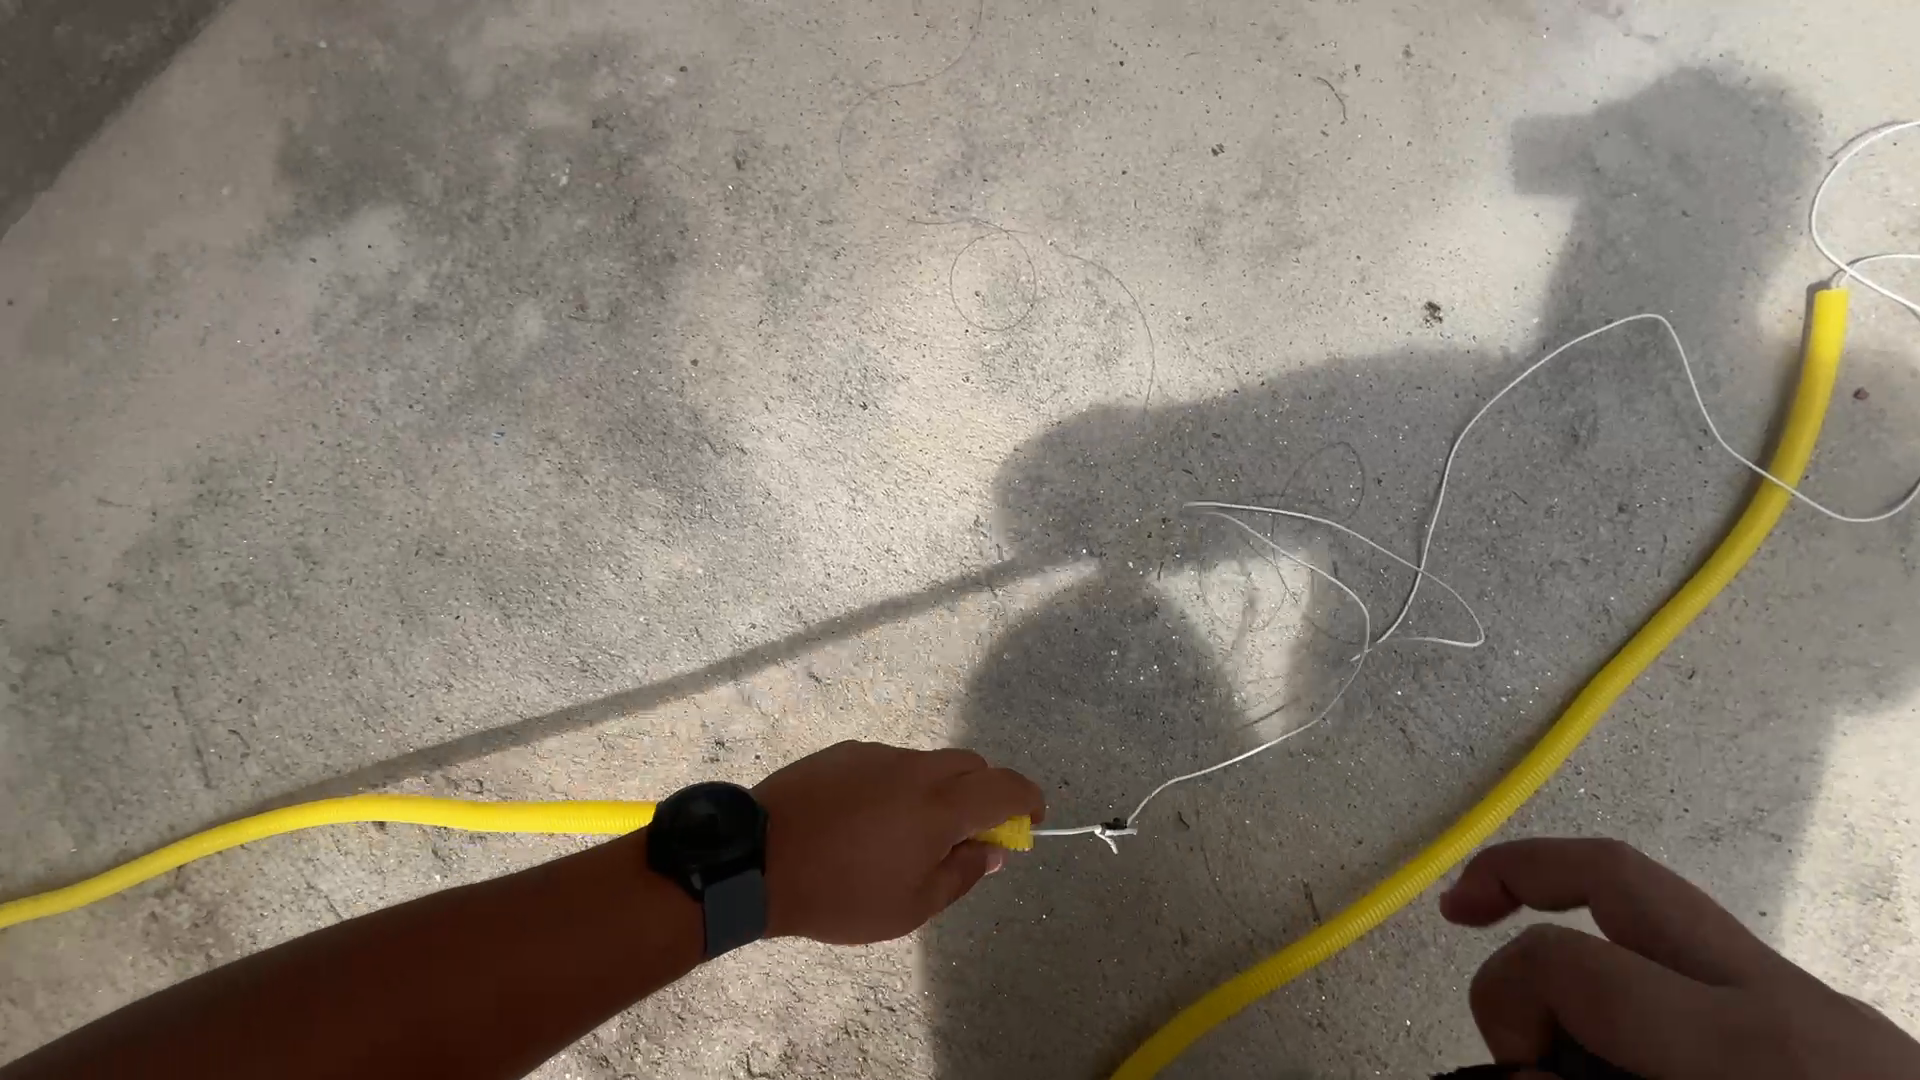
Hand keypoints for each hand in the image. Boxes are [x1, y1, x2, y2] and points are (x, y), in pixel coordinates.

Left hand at [752, 740, 1044, 944]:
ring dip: (937, 790)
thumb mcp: (910, 906)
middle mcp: (917, 768)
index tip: (1032, 819)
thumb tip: (992, 850)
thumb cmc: (841, 893)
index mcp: (942, 805)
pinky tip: (867, 819)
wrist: (757, 857)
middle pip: (971, 765)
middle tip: (968, 834)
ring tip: (906, 834)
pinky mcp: (846, 751)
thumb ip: (961, 873)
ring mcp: (879, 754)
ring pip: (929, 764)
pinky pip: (889, 763)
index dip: (1029, 799)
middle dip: (984, 794)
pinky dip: (898, 785)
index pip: (1007, 787)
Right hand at [1441, 837, 1919, 1078]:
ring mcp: (1832, 1011)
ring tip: (1551, 997)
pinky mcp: (1853, 1034)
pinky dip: (1647, 979)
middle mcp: (1792, 1003)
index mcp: (1751, 1049)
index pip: (1565, 962)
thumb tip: (1525, 1073)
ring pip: (1665, 912)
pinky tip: (1640, 1044)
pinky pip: (1714, 971)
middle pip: (1616, 871)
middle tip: (1460, 908)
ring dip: (1583, 930)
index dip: (1501, 997)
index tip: (1507, 1065)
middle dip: (1516, 872)